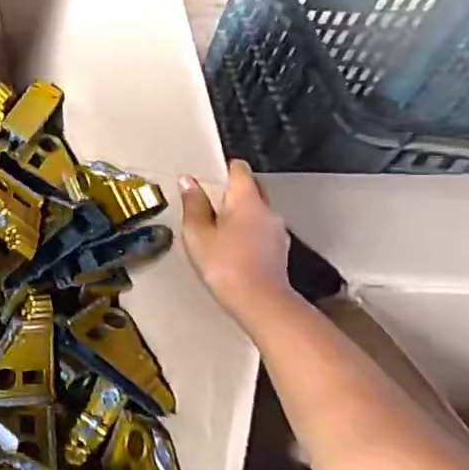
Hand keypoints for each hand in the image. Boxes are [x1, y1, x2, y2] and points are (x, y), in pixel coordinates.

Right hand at [179, 160, 294, 311]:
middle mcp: (267, 210)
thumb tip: (188, 181)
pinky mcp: (280, 249)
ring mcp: (277, 230)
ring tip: (216, 225)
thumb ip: (193, 205)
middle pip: (252, 188)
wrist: (259, 301)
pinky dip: (247, 229)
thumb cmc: (223, 262)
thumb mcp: (197, 233)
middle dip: (232, 190)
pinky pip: (261, 228)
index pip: (240, 170)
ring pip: (257, 210)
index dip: (224, 168)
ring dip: (240, 212)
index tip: (206, 176)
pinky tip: (231, 244)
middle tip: (207, 200)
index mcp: (246, 201)